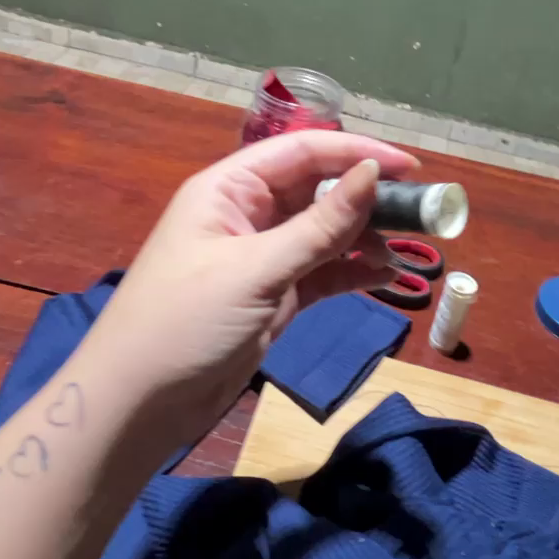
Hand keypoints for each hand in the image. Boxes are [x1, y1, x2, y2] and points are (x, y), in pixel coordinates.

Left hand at [83, 131, 418, 437]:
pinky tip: (384, 277)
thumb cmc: (185, 323)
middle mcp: (248, 213)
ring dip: (363, 238)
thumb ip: (319, 226)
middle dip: (366, 198)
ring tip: (402, 253)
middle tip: (419, 213)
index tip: (410, 168)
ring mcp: (262, 256)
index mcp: (230, 188)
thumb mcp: (256, 270)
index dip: (357, 153)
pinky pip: (321, 272)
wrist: (138, 406)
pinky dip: (351, 272)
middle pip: (318, 189)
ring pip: (324, 232)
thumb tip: (373, 174)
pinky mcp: (273, 295)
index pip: (303, 152)